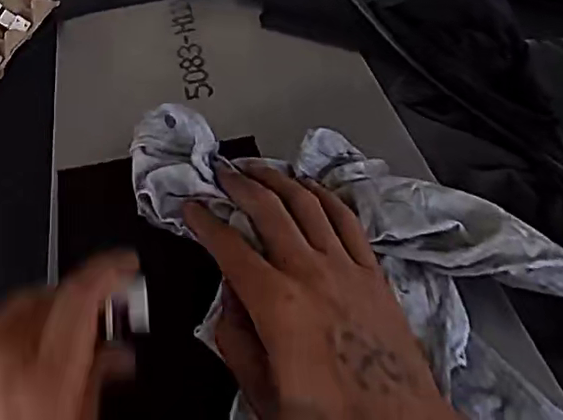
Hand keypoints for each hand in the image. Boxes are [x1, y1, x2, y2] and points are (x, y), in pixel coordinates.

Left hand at [0, 251, 138, 419]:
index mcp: (39, 380)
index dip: (109, 271)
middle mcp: (0, 360)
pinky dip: (24, 328)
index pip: (79, 295)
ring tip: (73, 344)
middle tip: (106, 321)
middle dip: (83, 302)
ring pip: (25, 303)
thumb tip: (115, 350)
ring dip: (53, 313)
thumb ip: (97, 381)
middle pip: (53, 294)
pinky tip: (38, 354)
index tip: (124, 265)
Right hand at [183, 163, 454, 419]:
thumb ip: (236, 340)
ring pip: (305, 202)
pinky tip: (309, 185)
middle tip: (222, 173)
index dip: (204, 221)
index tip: (191, 207)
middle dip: (238, 184)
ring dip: (277, 178)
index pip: (229, 246)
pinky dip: (324, 194)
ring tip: (258, 167)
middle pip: (267, 208)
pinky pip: (346, 218)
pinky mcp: (371, 270)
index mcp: (277, 304)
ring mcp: (344, 266)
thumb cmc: (330, 416)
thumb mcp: (263, 392)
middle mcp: (309, 272)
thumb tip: (227, 297)